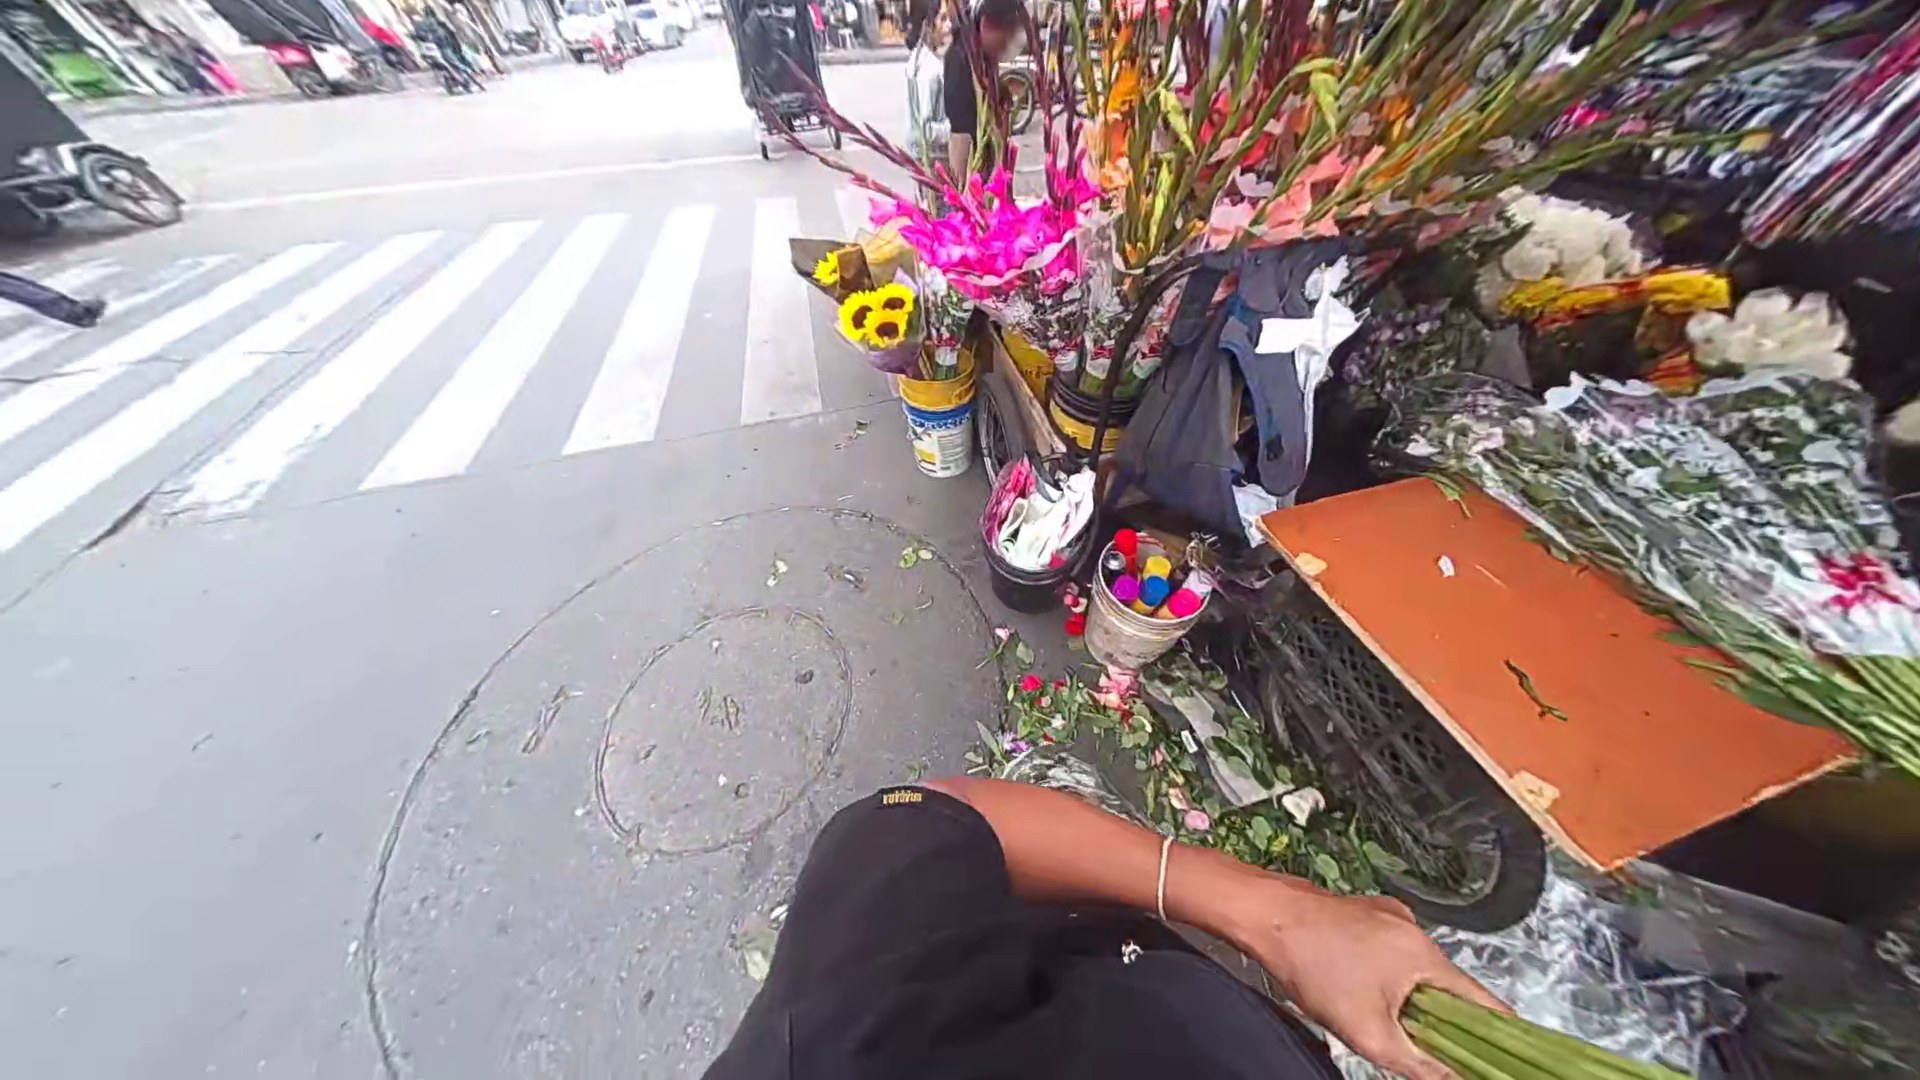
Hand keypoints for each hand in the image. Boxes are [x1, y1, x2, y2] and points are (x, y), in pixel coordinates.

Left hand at [1221, 876, 1505, 1079]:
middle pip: (1449, 988)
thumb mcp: (1370, 1034)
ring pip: (1415, 970)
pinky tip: (1354, 986)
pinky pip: (1388, 951)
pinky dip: (1384, 975)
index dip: (1496, 1043)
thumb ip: (1426, 1067)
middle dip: (1440, 1022)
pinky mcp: (1357, 910)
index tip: (1493, 1067)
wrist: (1258, 911)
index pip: (1487, 1005)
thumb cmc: (1311, 966)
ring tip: (1374, 1012)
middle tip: (1416, 1044)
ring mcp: (1380, 912)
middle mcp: (1409, 924)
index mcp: (1424, 951)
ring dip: (1407, 998)